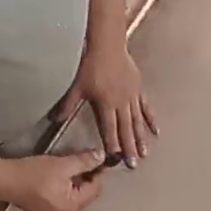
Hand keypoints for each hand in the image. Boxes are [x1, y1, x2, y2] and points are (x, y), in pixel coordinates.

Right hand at [2, 149, 106, 210]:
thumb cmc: (34, 173)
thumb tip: (103, 156)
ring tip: (69, 167)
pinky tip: (56, 177)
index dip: (97, 172)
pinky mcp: (41, 210)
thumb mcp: (62, 164)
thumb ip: (84, 161)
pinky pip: (61, 199)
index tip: (96, 157)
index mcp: (73, 207)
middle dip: (86, 178)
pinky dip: (63, 188)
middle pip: (85, 196)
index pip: (95, 189)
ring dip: (74, 183)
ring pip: (72, 197)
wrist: (4, 180)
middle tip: (83, 161)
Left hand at [60, 42, 157, 165]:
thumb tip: (55, 120)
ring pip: (137, 121)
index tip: (115, 159)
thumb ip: (67, 105)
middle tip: (133, 165)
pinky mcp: (138, 88)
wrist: (107, 45)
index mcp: (105, 104)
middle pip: (126, 129)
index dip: (112, 145)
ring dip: (141, 138)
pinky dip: (151, 120)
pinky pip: (146, 107)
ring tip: (145, 154)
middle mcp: (121, 103)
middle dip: (129, 148)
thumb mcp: (76, 86)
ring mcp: (132, 96)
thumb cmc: (90, 64)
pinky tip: (156, 132)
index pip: (109, 129)